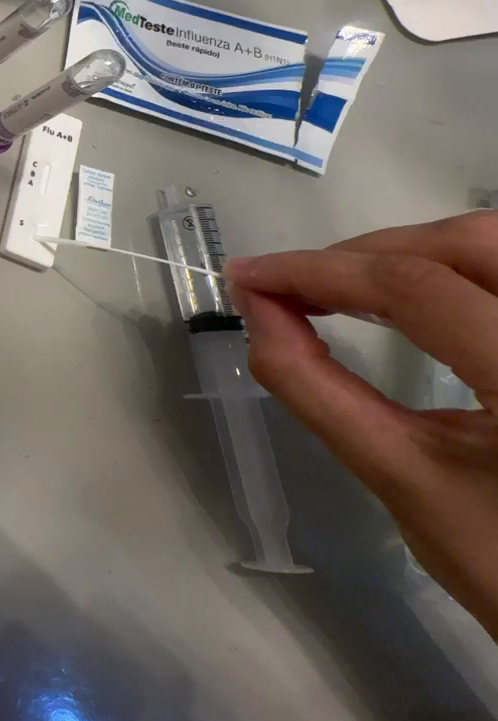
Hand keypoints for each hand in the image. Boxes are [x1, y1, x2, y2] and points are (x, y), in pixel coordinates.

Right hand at [229, 211, 497, 634]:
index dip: (316, 271)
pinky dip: (461, 272)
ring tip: (350, 289)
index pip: (414, 288)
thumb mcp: (399, 476)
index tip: (246, 278)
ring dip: (417, 254)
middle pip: (474, 244)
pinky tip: (419, 301)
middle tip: (298, 284)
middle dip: (369, 252)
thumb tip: (256, 309)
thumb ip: (315, 385)